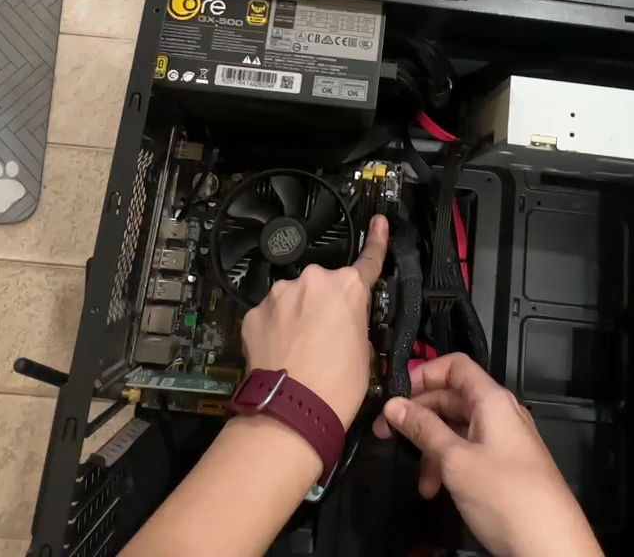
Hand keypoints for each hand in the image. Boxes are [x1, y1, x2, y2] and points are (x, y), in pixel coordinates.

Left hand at [240, 214, 387, 427]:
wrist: (292, 412)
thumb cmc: (340, 385)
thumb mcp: (364, 349)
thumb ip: (354, 320)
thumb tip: (343, 320)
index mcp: (348, 286)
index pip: (369, 259)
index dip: (377, 240)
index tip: (379, 221)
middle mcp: (313, 279)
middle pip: (323, 285)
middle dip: (324, 303)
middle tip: (326, 337)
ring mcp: (280, 294)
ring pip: (293, 298)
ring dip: (297, 314)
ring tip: (298, 350)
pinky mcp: (254, 312)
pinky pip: (269, 315)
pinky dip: (274, 328)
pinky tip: (278, 353)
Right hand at [374, 354, 601, 556]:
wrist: (554, 549)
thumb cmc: (504, 494)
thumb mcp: (455, 461)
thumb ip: (423, 429)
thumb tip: (392, 404)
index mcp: (491, 399)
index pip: (455, 366)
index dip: (424, 373)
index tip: (396, 394)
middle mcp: (499, 412)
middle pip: (452, 398)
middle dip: (420, 416)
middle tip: (387, 433)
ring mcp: (504, 440)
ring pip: (458, 429)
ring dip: (433, 449)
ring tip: (421, 482)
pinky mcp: (506, 466)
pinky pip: (470, 452)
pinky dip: (450, 465)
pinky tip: (437, 490)